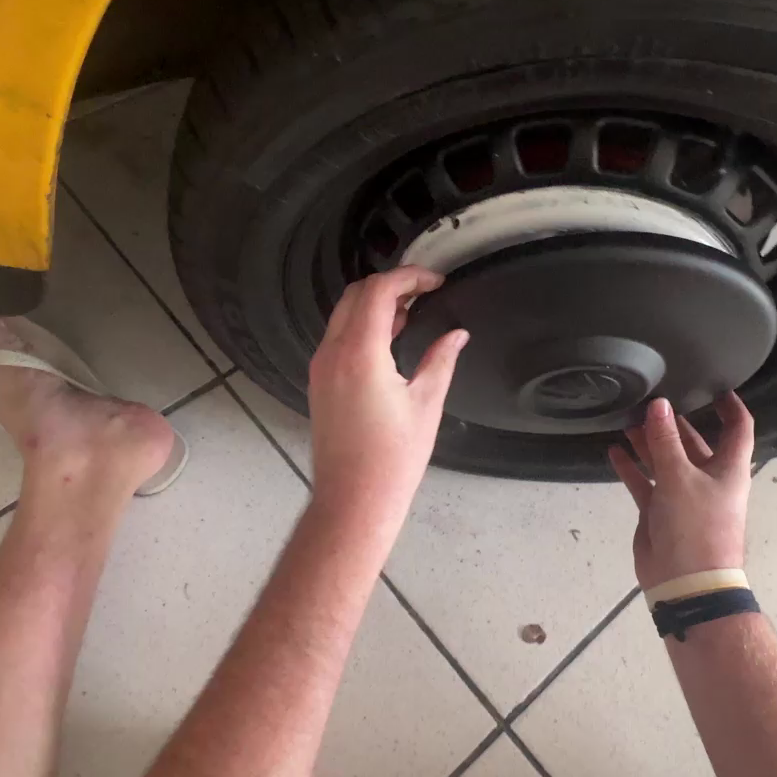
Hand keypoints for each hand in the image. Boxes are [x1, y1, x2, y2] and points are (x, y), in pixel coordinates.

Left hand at [307, 267, 468, 525]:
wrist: (353, 500)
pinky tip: (388, 339)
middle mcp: (333, 354)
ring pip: (343, 314)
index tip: (434, 281)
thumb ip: (441, 359)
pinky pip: (337, 337)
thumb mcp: (426, 404)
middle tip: (424, 291)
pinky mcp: (319, 382)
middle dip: (390, 285)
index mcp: (360, 354)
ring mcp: (321, 368)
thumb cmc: (391, 460)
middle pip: (356, 295)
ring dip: (374, 305)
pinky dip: (360, 326)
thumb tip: (457, 335)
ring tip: (411, 312)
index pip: (379, 291)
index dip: (409, 276)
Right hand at [609, 393, 754, 587]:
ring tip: (626, 421)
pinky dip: (631, 467)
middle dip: (673, 423)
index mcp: (728, 469)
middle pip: (692, 442)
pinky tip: (615, 451)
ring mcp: (682, 495)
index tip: (715, 387)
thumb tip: (658, 405)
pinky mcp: (659, 511)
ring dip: (648, 442)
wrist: (686, 581)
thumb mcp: (680, 477)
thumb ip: (665, 441)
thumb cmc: (696, 526)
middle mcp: (707, 479)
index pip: (737, 428)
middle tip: (649, 401)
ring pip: (665, 460)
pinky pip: (644, 482)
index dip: (729, 406)